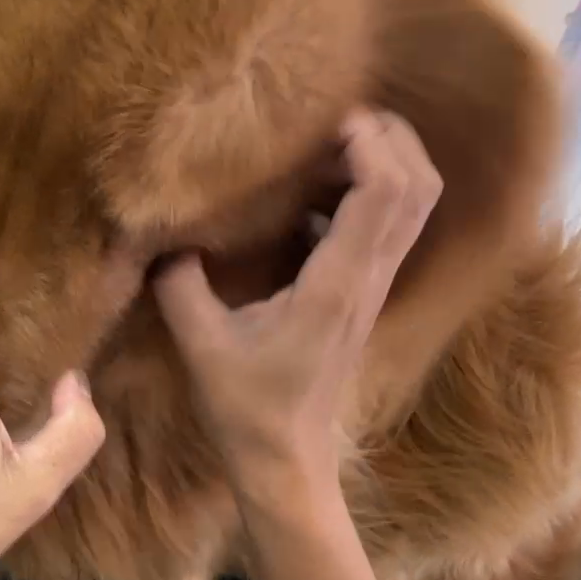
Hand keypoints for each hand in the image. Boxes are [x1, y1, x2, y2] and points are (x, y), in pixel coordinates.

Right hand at [154, 109, 439, 494]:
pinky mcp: (363, 299)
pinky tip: (314, 198)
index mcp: (336, 284)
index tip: (326, 121)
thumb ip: (180, 285)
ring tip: (329, 148)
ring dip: (386, 164)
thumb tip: (162, 240)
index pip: (385, 191)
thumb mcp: (201, 345)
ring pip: (412, 207)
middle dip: (391, 138)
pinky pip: (387, 229)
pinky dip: (369, 195)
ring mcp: (372, 290)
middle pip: (418, 186)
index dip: (370, 142)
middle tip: (334, 121)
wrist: (286, 458)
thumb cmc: (246, 406)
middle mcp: (368, 279)